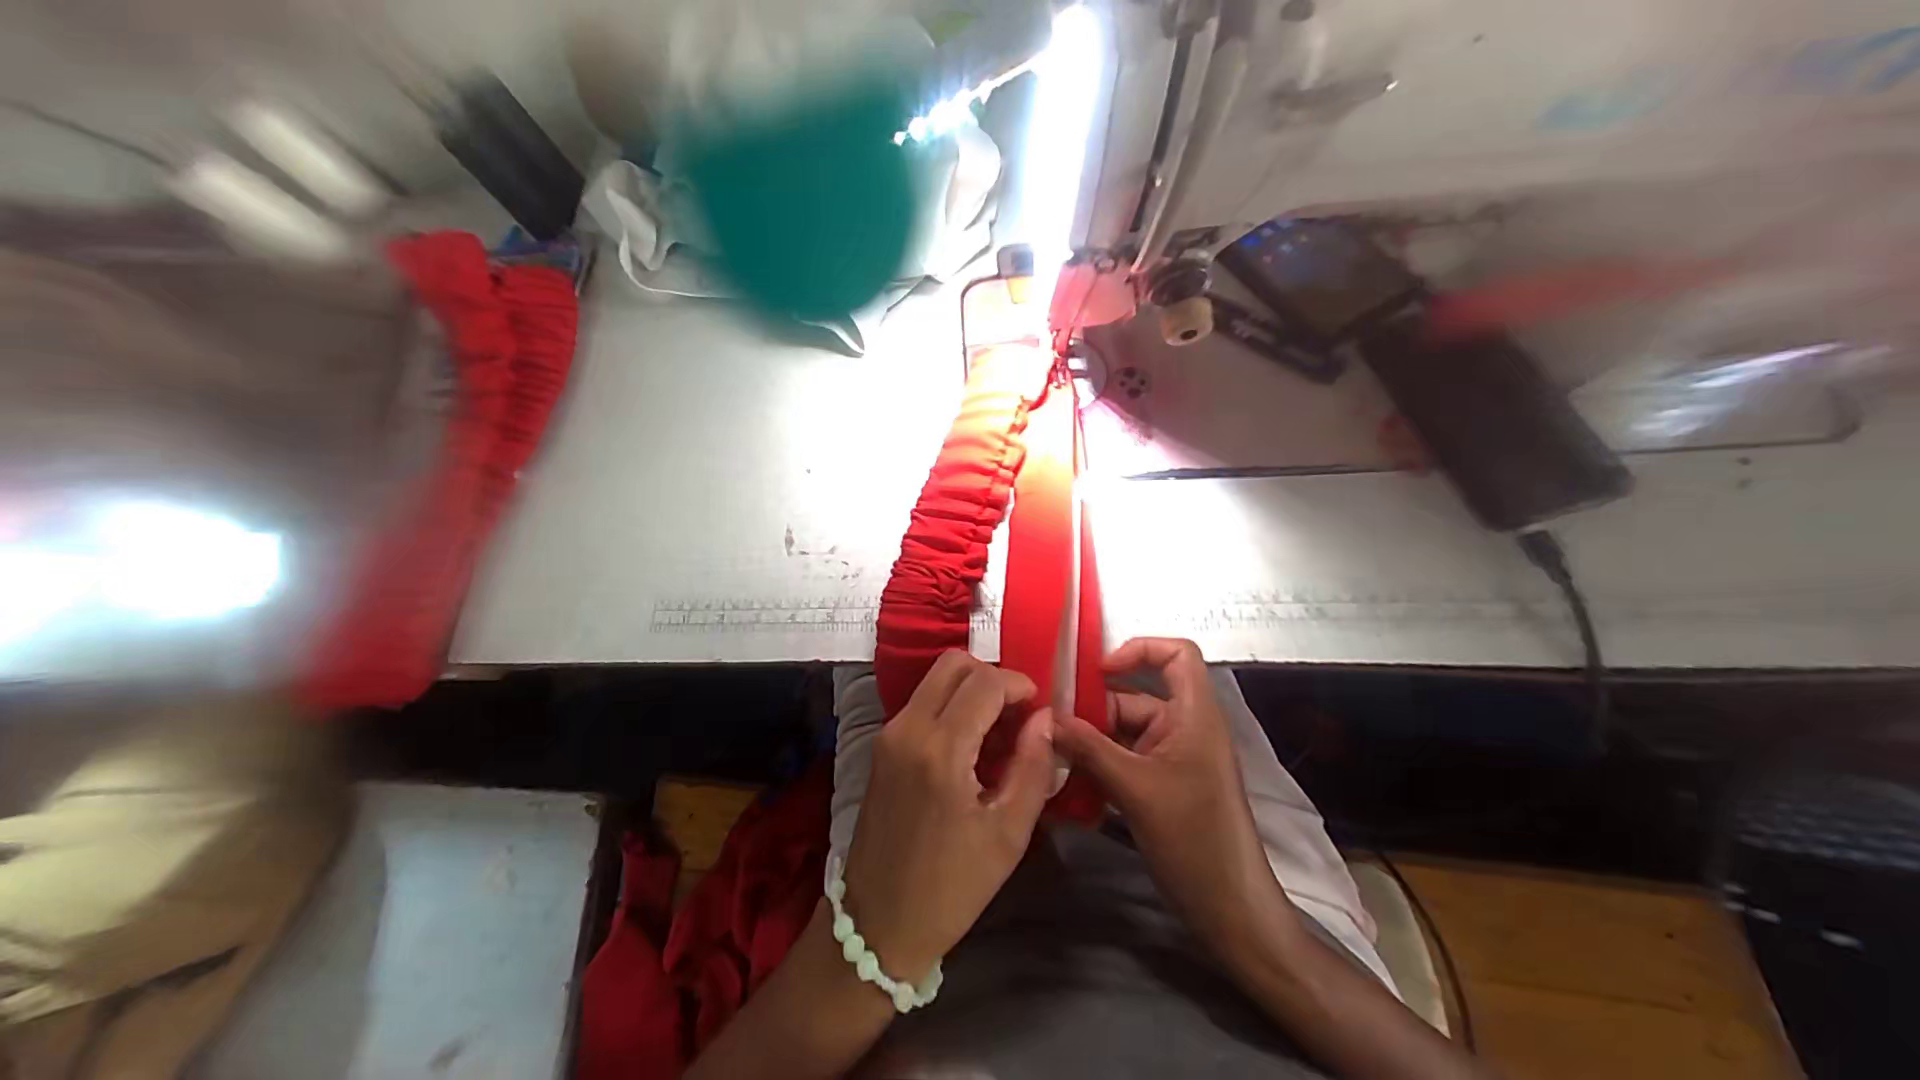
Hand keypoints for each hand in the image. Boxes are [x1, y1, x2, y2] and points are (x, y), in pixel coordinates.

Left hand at [840, 650, 1056, 981]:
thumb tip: (1045, 719)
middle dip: (993, 678)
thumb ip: (1033, 766)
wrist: (877, 923)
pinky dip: (950, 707)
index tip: (1040, 711)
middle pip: (954, 664)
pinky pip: (921, 704)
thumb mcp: (1007, 833)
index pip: (985, 682)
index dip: (1020, 685)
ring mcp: (888, 735)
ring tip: (998, 736)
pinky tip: (971, 748)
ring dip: (971, 691)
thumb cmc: (951, 887)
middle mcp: (907, 728)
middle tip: (1017, 717)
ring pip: (935, 681)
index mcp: (940, 749)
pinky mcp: (880, 747)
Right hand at [1052, 638, 1282, 943]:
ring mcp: (1172, 758)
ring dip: (1088, 740)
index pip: (1177, 654)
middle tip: (1046, 724)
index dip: (1139, 649)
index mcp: (1194, 715)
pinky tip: (1065, 778)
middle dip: (1091, 708)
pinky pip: (1122, 759)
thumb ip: (1088, 749)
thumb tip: (1045, 719)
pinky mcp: (1160, 785)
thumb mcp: (1135, 789)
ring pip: (1122, 731)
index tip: (1097, 671)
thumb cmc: (1194, 838)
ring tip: (1047, 751)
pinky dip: (1096, 763)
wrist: (1229, 908)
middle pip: (1134, 696)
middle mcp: (1183, 728)